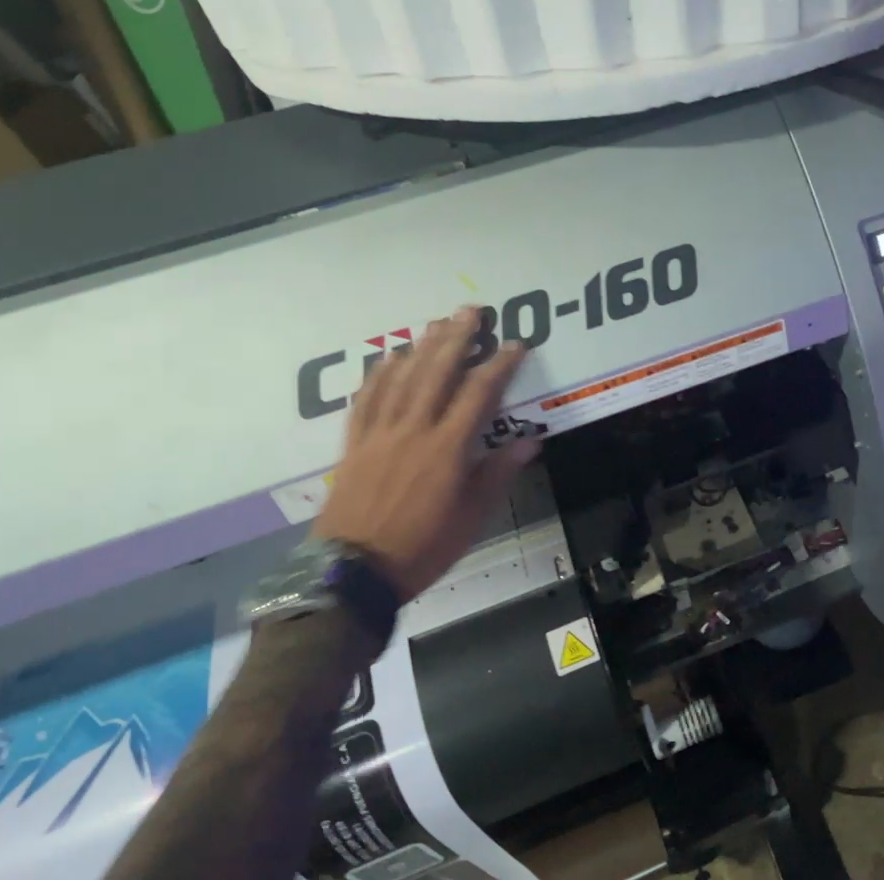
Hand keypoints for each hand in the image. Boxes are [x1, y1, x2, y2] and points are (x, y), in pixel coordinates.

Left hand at [313, 307, 539, 597]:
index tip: (515, 344)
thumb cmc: (422, 548)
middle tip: (471, 311)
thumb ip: (497, 473)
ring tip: (436, 323)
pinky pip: (366, 400)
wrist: (353, 573)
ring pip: (401, 379)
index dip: (499, 365)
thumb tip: (530, 439)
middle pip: (437, 372)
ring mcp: (379, 434)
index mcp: (447, 449)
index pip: (479, 394)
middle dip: (457, 338)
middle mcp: (413, 430)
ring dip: (421, 347)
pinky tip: (389, 359)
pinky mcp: (354, 444)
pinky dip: (379, 375)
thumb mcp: (471, 518)